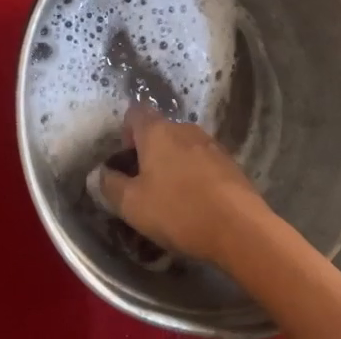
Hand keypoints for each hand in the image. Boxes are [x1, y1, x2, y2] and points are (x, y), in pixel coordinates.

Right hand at [94, 104, 270, 262]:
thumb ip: (111, 186)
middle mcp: (184, 128)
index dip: (126, 132)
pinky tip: (198, 205)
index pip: (135, 112)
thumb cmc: (178, 211)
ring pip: (183, 147)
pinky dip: (196, 176)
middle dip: (150, 153)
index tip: (127, 161)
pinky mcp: (230, 163)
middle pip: (160, 131)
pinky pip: (203, 162)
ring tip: (173, 199)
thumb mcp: (133, 206)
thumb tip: (100, 174)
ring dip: (174, 165)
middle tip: (146, 186)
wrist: (240, 228)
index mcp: (157, 131)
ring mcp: (211, 143)